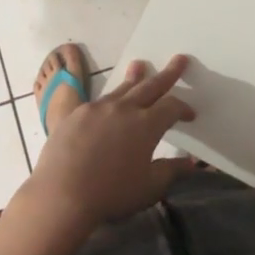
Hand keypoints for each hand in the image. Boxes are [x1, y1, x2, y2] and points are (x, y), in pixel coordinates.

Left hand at [17, 55, 198, 230]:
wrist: (63, 195)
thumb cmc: (112, 194)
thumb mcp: (150, 187)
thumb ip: (172, 171)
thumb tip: (192, 162)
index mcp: (146, 125)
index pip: (172, 107)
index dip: (184, 109)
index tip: (190, 116)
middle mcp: (123, 109)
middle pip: (150, 86)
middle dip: (167, 74)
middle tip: (179, 59)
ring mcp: (96, 108)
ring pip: (121, 88)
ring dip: (134, 77)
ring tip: (140, 65)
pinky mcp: (74, 114)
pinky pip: (96, 100)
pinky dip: (108, 98)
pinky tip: (105, 101)